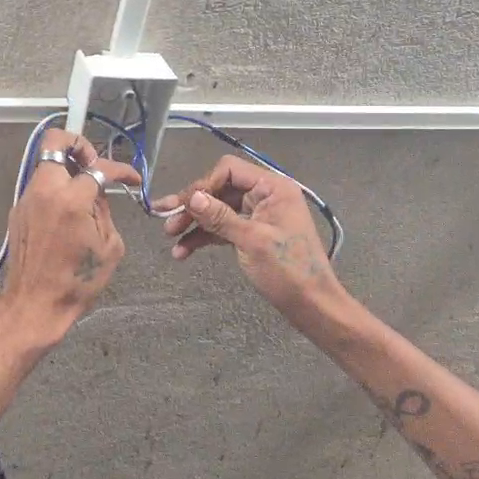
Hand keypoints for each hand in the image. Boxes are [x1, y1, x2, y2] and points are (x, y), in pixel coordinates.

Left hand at [0, 128, 141, 341]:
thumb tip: (97, 193)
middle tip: (94, 165)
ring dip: (67, 167)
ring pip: (46, 163)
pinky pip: (39, 186)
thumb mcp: (109, 248)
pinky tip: (68, 211)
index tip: (131, 178)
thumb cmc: (76, 283)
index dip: (120, 169)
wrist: (33, 305)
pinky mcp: (18, 210)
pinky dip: (56, 188)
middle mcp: (44, 190)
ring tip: (84, 191)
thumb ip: (104, 211)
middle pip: (54, 141)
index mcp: (70, 199)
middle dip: (79, 146)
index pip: (98, 167)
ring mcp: (26, 198)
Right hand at [155, 154, 340, 317]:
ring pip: (217, 210)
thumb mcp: (252, 241)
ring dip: (194, 223)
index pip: (229, 170)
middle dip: (193, 206)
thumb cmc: (289, 271)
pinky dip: (204, 237)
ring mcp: (258, 215)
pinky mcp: (252, 234)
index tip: (183, 204)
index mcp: (272, 188)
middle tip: (165, 218)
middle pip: (219, 190)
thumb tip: (190, 197)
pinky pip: (222, 228)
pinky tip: (184, 251)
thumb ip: (220, 216)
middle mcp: (265, 196)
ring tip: (170, 237)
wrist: (314, 308)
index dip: (204, 185)